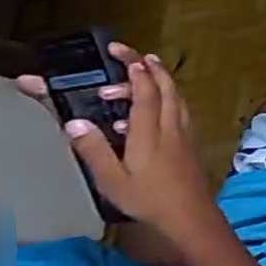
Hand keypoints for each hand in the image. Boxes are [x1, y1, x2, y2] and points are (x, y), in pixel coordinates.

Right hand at [19, 44, 212, 232]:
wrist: (189, 211)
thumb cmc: (147, 197)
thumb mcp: (110, 178)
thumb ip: (94, 149)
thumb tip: (74, 122)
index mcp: (151, 134)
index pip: (147, 95)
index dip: (137, 73)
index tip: (125, 56)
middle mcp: (173, 127)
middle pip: (167, 89)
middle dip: (150, 68)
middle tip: (130, 53)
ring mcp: (186, 132)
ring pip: (177, 98)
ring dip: (161, 80)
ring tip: (145, 68)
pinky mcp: (191, 140)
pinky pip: (181, 110)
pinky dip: (168, 97)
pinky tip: (155, 103)